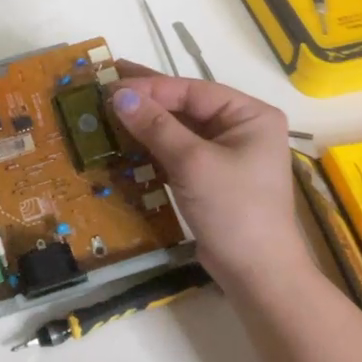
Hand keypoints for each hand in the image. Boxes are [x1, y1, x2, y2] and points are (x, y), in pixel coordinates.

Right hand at [109, 71, 311, 285]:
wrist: (256, 273)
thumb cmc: (233, 209)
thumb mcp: (192, 162)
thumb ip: (155, 126)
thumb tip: (118, 95)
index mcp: (250, 115)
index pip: (193, 91)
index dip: (151, 88)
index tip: (111, 88)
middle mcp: (241, 128)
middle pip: (186, 107)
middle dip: (147, 101)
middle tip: (105, 89)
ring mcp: (227, 154)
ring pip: (179, 130)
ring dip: (146, 124)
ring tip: (108, 114)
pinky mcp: (212, 178)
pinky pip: (179, 152)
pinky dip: (153, 147)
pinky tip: (125, 143)